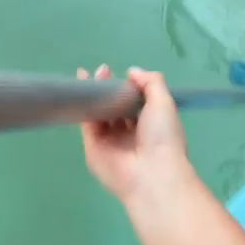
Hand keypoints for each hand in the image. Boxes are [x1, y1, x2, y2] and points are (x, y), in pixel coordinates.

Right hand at [78, 65, 197, 213]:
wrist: (151, 173)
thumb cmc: (162, 136)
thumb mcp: (164, 102)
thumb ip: (151, 82)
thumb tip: (132, 72)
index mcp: (151, 125)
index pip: (136, 103)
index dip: (128, 87)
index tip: (122, 73)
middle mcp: (130, 134)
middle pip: (115, 107)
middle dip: (109, 89)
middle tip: (102, 70)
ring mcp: (111, 142)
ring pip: (100, 114)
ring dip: (95, 95)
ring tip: (89, 75)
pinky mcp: (94, 149)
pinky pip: (87, 125)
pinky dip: (84, 108)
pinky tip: (81, 90)